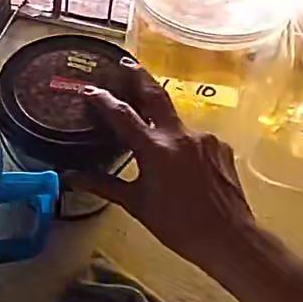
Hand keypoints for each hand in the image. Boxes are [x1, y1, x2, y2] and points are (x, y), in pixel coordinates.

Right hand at [66, 61, 260, 274]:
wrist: (231, 239)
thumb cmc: (177, 224)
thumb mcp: (135, 203)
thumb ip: (102, 184)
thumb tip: (71, 176)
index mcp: (155, 149)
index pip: (123, 115)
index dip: (103, 100)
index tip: (89, 89)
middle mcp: (180, 136)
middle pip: (156, 95)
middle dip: (138, 76)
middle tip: (124, 63)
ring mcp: (204, 139)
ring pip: (174, 119)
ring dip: (158, 117)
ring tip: (147, 121)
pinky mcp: (220, 147)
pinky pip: (192, 136)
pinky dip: (179, 140)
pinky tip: (176, 157)